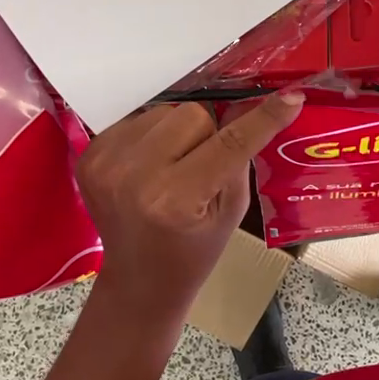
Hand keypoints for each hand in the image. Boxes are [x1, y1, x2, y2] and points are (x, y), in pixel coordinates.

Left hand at [75, 92, 304, 314]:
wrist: (138, 281)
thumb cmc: (194, 251)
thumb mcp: (230, 210)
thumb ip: (239, 156)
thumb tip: (251, 105)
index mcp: (174, 199)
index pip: (228, 143)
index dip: (262, 119)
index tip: (290, 98)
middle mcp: (134, 177)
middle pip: (193, 114)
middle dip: (207, 134)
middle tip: (203, 167)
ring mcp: (105, 163)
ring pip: (164, 110)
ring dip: (177, 132)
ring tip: (174, 167)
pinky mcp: (88, 154)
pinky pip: (136, 118)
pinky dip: (151, 135)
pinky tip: (150, 167)